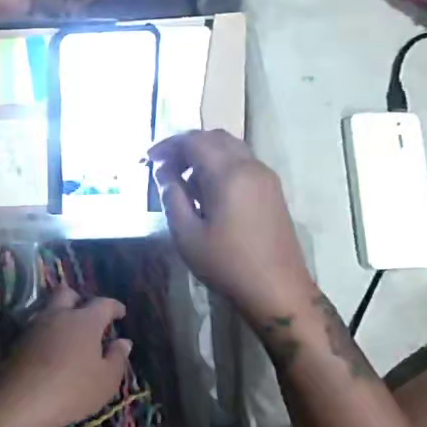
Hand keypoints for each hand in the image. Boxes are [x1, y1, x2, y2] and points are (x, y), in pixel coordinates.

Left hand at [0, 288, 130, 426]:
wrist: (21, 402)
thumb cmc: (72, 390)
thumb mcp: (106, 380)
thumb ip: (117, 357)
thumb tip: (123, 341)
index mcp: (84, 320)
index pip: (103, 303)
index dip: (114, 306)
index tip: (121, 312)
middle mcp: (58, 315)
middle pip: (66, 293)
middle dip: (79, 299)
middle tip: (88, 315)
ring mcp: (34, 326)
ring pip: (47, 309)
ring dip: (59, 315)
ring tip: (69, 332)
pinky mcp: (17, 341)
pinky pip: (35, 327)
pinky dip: (46, 332)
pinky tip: (50, 347)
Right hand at [150, 130, 315, 319]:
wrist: (277, 289)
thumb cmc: (227, 264)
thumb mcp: (187, 235)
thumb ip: (172, 197)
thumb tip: (163, 173)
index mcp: (229, 174)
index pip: (194, 141)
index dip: (168, 145)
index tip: (148, 160)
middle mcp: (250, 166)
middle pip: (215, 137)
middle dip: (186, 146)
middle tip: (164, 167)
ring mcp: (265, 177)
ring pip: (231, 148)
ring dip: (204, 154)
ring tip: (182, 180)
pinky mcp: (272, 190)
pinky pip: (242, 163)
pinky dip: (220, 165)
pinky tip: (207, 192)